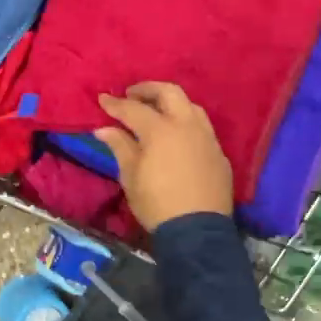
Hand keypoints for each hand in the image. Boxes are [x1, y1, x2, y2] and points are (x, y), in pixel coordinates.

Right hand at [95, 82, 234, 230]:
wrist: (197, 230)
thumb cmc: (156, 202)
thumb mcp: (130, 175)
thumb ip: (120, 146)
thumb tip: (104, 129)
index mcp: (161, 130)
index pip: (133, 109)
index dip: (115, 104)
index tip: (102, 99)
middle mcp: (187, 125)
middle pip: (169, 92)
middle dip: (147, 90)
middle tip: (131, 96)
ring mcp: (207, 137)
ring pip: (190, 106)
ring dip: (170, 103)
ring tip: (155, 111)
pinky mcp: (218, 152)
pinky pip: (201, 126)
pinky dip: (185, 122)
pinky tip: (175, 135)